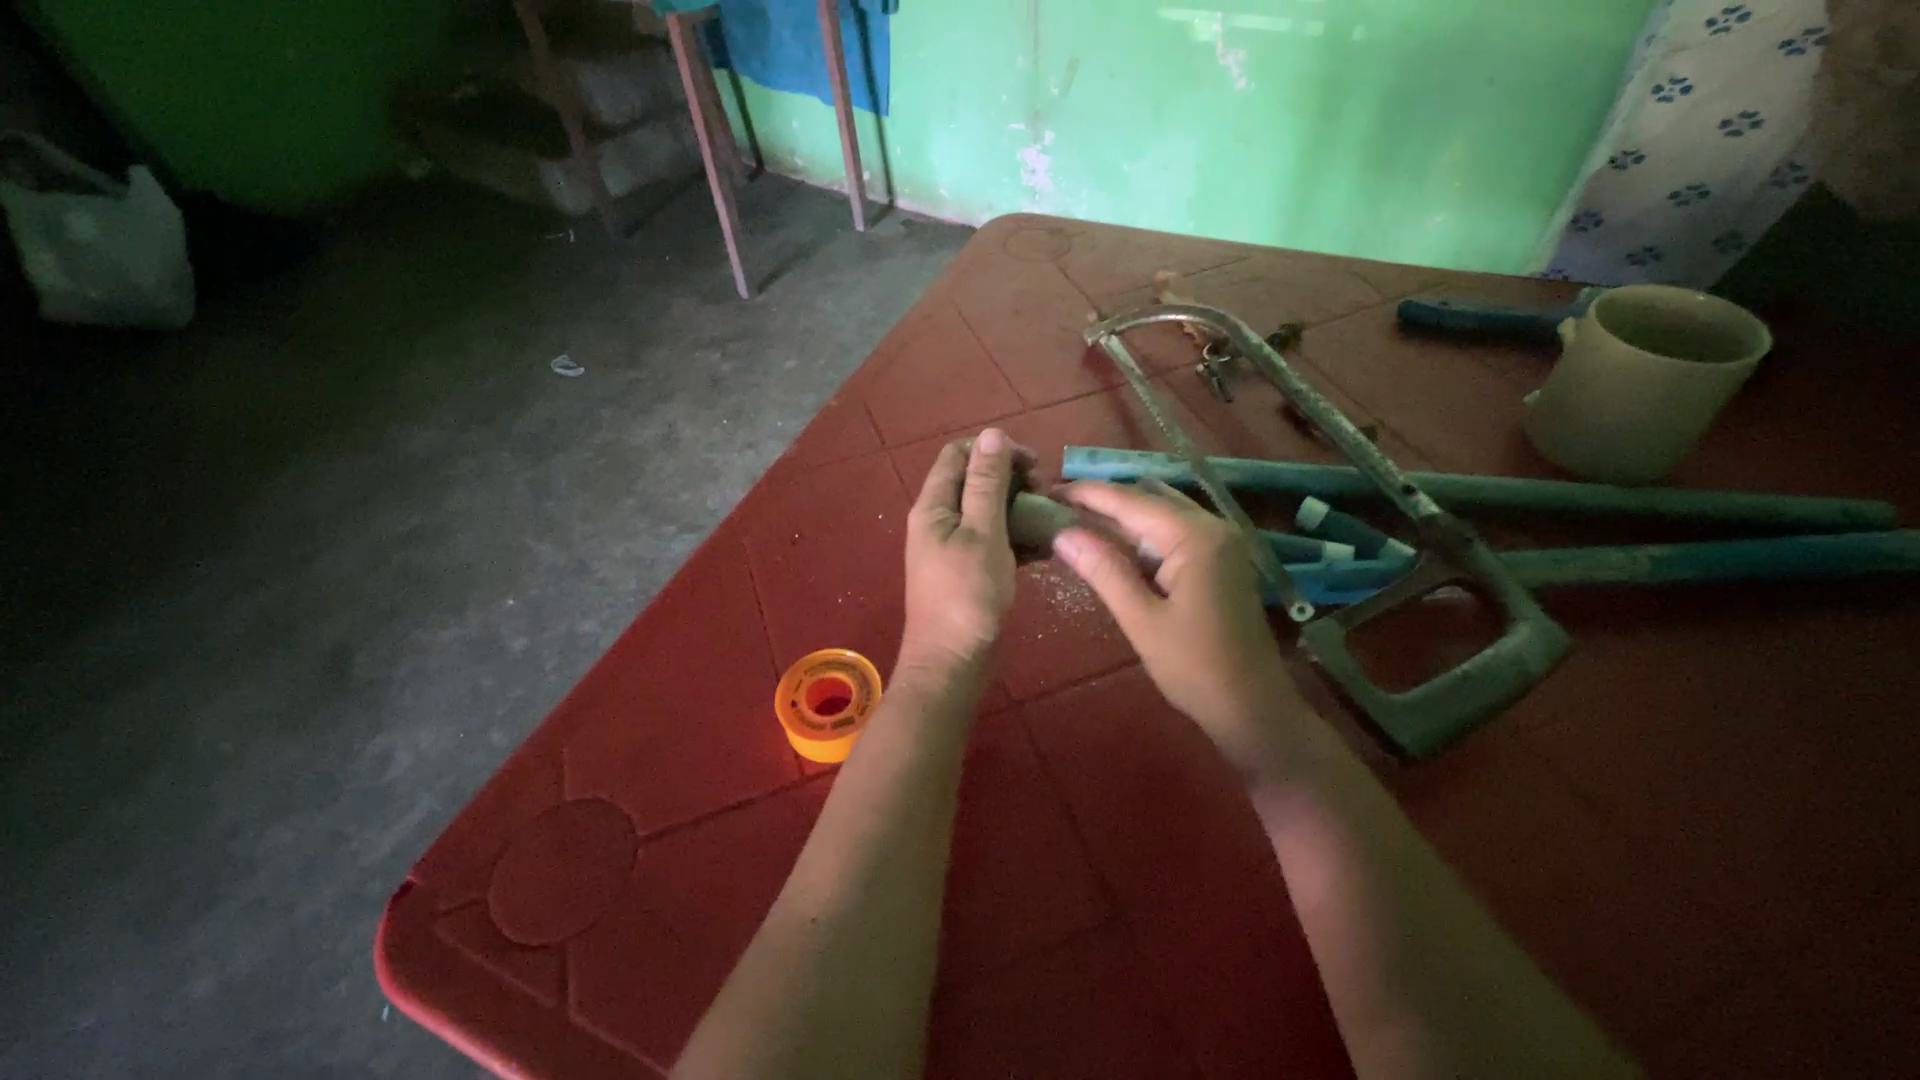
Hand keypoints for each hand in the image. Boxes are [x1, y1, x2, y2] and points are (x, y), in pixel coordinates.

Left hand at [898, 428, 1032, 679]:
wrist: (952, 664)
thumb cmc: (967, 597)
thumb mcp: (982, 534)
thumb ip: (987, 484)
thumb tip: (992, 434)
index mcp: (933, 506)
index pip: (958, 455)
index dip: (995, 450)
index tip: (1033, 464)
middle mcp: (938, 521)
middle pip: (974, 481)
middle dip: (1012, 479)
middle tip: (1045, 493)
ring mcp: (953, 547)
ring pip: (988, 511)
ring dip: (1019, 508)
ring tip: (1051, 520)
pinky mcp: (969, 570)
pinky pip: (994, 540)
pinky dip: (1018, 536)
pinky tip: (1046, 546)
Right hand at [1052, 479, 1304, 772]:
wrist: (1253, 707)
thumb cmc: (1196, 668)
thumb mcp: (1142, 621)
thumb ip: (1104, 571)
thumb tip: (1062, 534)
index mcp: (1195, 536)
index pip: (1130, 501)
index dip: (1086, 494)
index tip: (1045, 490)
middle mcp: (1212, 526)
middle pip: (1147, 499)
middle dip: (1101, 502)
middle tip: (1053, 507)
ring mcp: (1220, 542)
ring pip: (1161, 514)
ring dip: (1120, 517)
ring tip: (1074, 521)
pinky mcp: (1219, 560)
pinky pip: (1173, 533)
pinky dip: (1141, 535)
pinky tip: (1111, 545)